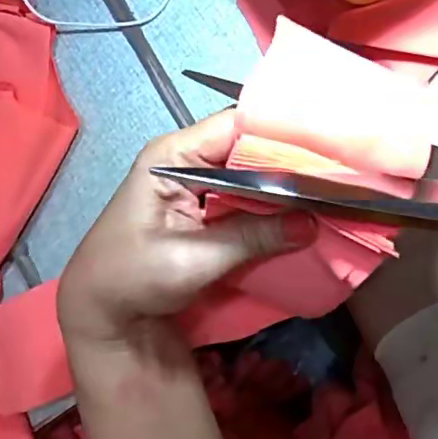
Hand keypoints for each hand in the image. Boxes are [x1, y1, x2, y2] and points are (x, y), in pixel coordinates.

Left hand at [58, 111, 317, 350]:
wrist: (102, 312)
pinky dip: (272, 201)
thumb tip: (311, 223)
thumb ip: (251, 237)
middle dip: (288, 160)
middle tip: (335, 173)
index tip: (322, 150)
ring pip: (250, 169)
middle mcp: (187, 159)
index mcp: (172, 156)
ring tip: (329, 188)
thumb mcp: (193, 260)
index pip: (235, 126)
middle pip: (247, 145)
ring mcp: (197, 181)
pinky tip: (303, 208)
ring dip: (284, 182)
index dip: (278, 135)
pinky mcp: (207, 204)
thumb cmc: (132, 278)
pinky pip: (246, 192)